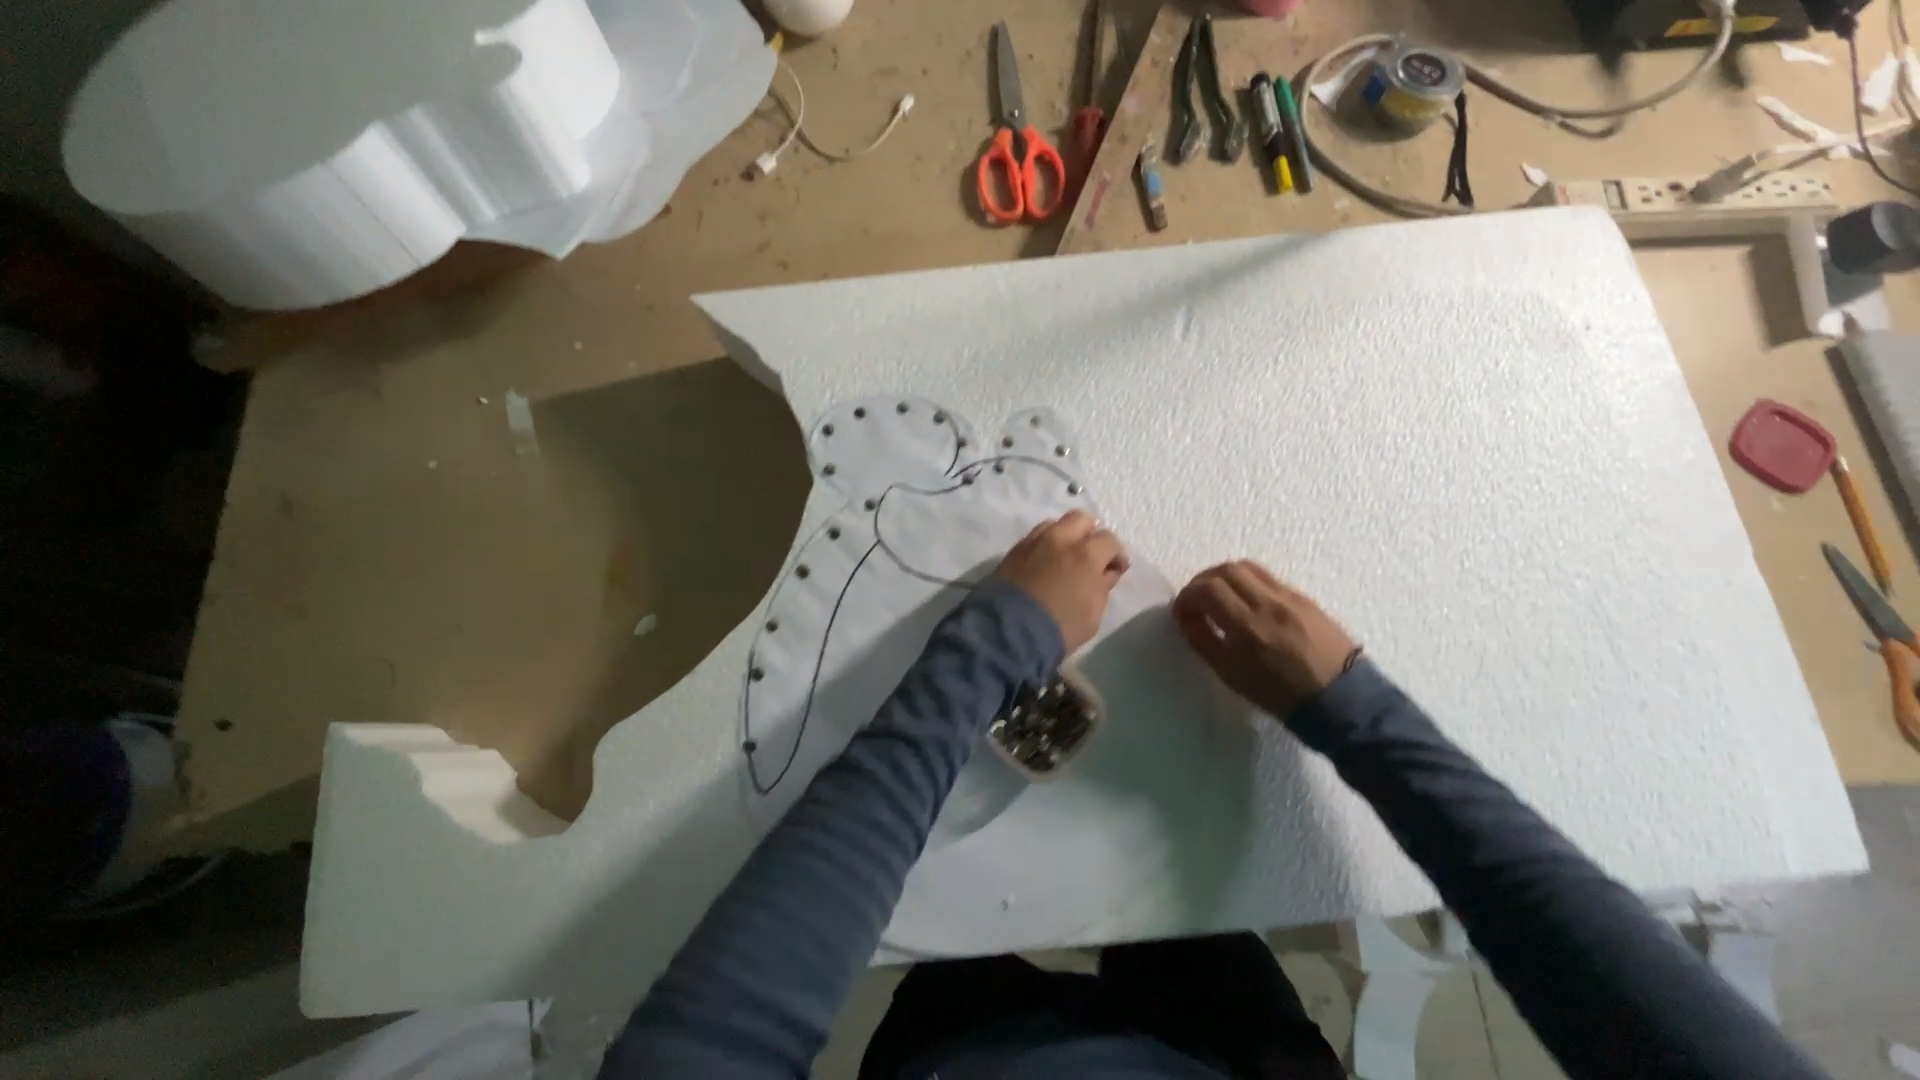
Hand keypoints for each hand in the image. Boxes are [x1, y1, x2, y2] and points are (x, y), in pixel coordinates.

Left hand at [991, 511, 1129, 653]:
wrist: (1008, 631)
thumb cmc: (1059, 627)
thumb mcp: (1092, 614)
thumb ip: (1102, 587)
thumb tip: (1107, 571)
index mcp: (1086, 554)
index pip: (1109, 540)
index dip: (1116, 554)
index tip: (1115, 570)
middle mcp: (1060, 539)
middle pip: (1081, 520)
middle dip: (1090, 534)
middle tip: (1090, 556)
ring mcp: (1034, 542)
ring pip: (1055, 524)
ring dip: (1065, 535)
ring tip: (1064, 557)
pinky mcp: (1013, 550)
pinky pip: (1035, 537)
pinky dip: (1045, 544)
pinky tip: (1044, 562)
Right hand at [1172, 560, 1357, 717]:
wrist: (1341, 699)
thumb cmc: (1280, 695)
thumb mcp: (1232, 675)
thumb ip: (1203, 640)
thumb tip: (1186, 615)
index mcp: (1247, 626)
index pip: (1207, 589)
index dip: (1186, 595)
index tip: (1182, 611)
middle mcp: (1268, 602)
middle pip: (1226, 569)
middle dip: (1203, 581)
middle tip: (1197, 600)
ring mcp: (1289, 596)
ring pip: (1248, 567)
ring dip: (1225, 577)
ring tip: (1220, 598)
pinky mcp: (1305, 598)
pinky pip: (1268, 578)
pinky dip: (1248, 583)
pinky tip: (1248, 604)